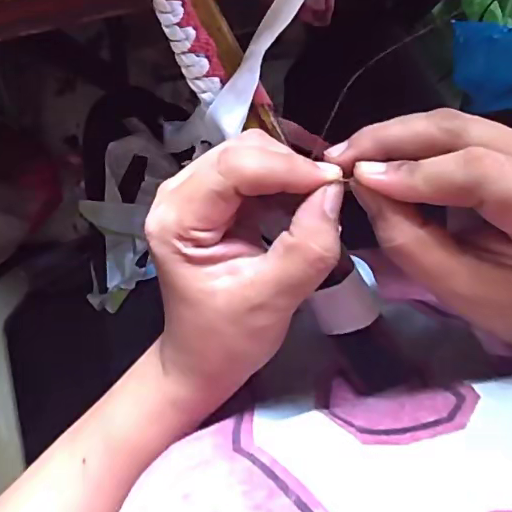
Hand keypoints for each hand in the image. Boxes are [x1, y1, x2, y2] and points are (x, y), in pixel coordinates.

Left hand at [144, 130, 345, 410]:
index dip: (286, 167)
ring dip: (290, 169)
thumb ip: (306, 247)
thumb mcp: (273, 301)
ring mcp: (195, 192)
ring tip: (322, 194)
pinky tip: (306, 198)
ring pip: (250, 154)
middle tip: (332, 189)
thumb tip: (334, 192)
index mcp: (177, 218)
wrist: (202, 360)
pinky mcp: (215, 198)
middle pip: (240, 151)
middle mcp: (177, 194)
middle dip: (290, 164)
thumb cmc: (226, 339)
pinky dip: (285, 179)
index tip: (332, 182)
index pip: (233, 166)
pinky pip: (254, 171)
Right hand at [327, 110, 511, 378]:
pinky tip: (381, 151)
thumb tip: (362, 180)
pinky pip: (460, 129)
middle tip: (340, 154)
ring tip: (352, 151)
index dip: (415, 170)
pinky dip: (414, 138)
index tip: (358, 177)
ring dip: (398, 133)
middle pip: (465, 131)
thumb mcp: (455, 287)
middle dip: (394, 138)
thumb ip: (406, 235)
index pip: (482, 171)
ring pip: (457, 122)